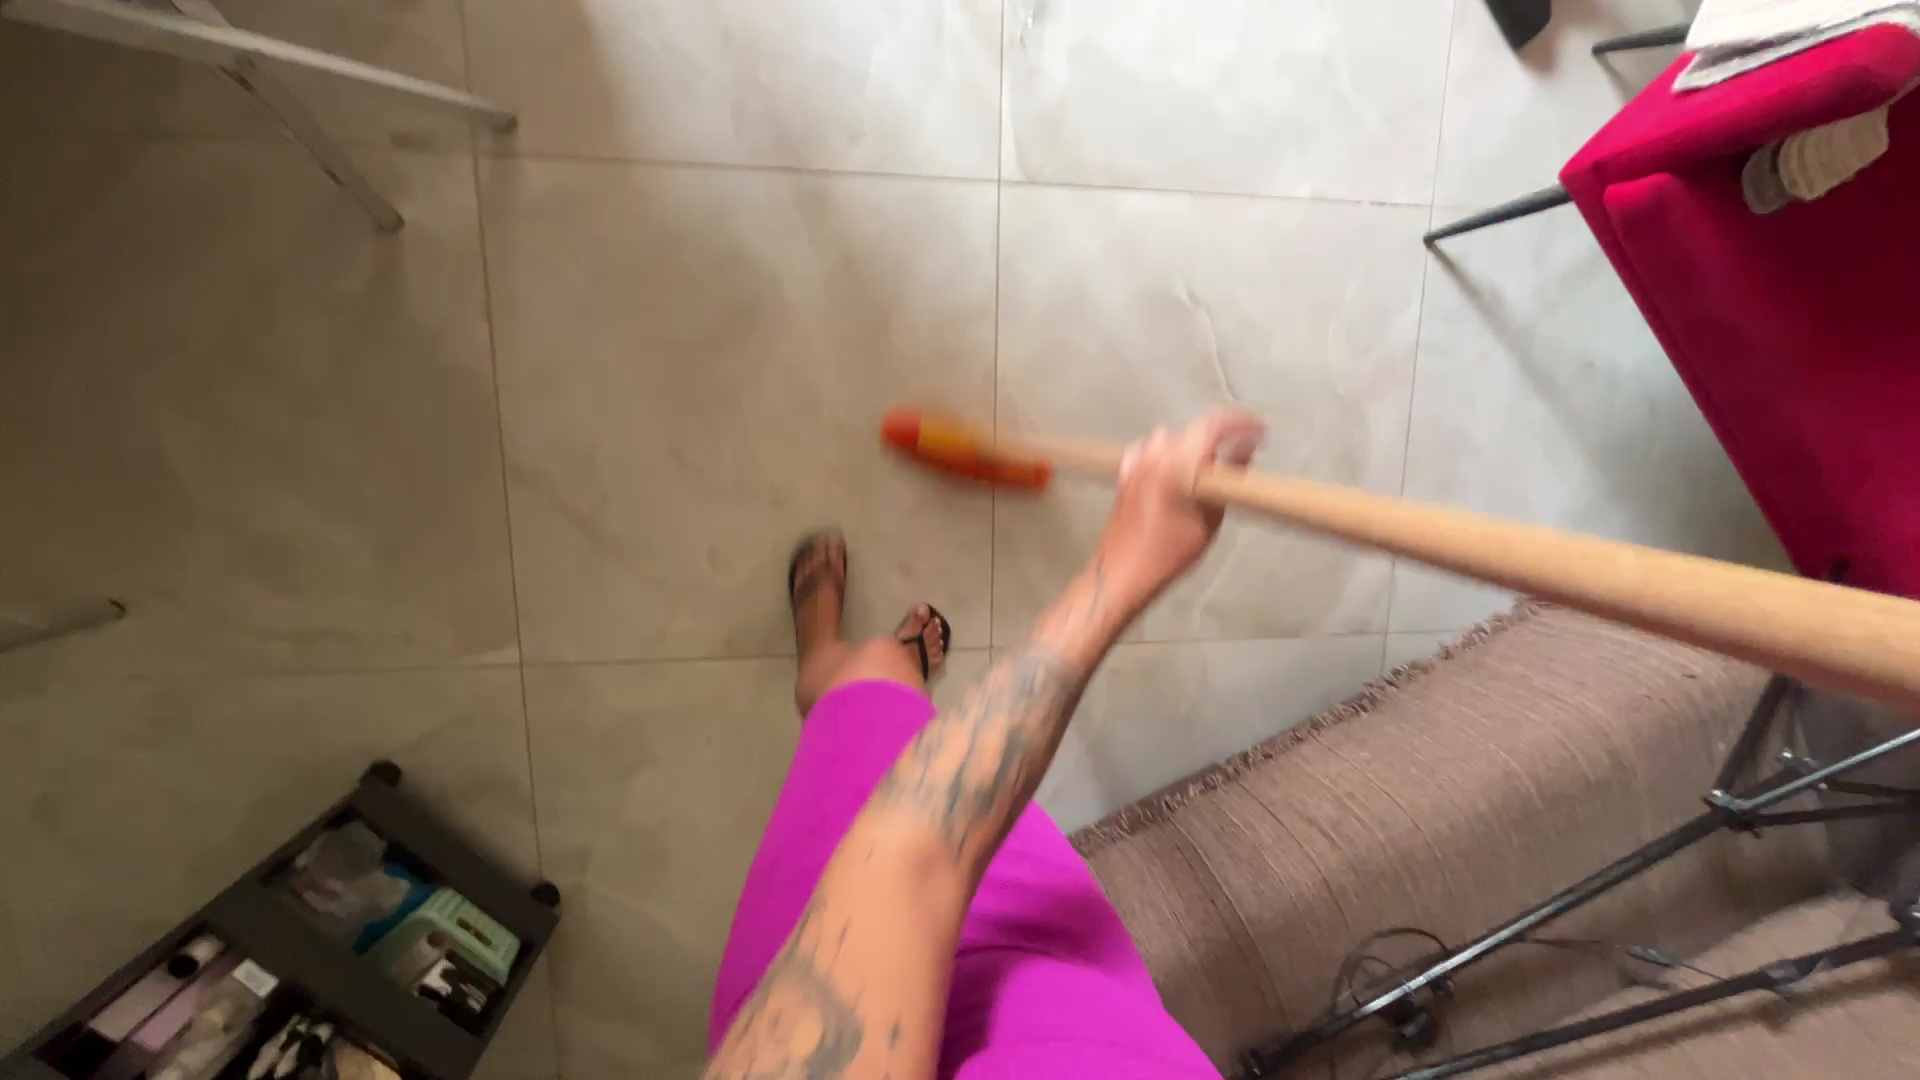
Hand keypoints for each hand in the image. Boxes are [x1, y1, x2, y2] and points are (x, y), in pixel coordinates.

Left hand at [1095, 409, 1267, 608]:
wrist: (1124, 570)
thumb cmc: (1172, 550)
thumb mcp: (1211, 518)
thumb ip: (1228, 478)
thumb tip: (1245, 450)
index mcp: (1178, 462)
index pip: (1213, 424)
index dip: (1241, 423)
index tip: (1260, 433)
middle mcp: (1153, 455)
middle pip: (1191, 430)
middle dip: (1216, 439)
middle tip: (1235, 457)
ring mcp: (1135, 463)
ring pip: (1167, 438)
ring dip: (1188, 446)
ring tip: (1203, 468)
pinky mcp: (1123, 474)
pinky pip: (1147, 450)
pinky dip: (1163, 454)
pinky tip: (1171, 471)